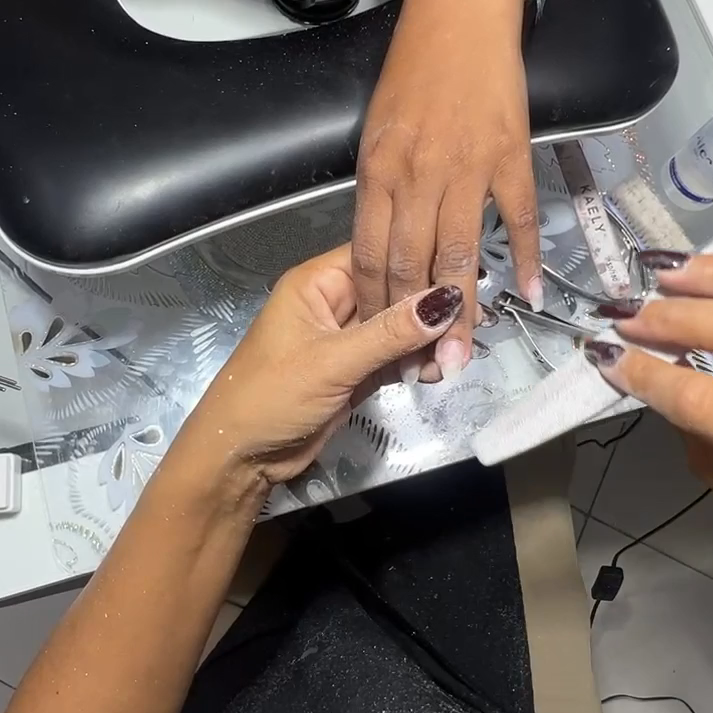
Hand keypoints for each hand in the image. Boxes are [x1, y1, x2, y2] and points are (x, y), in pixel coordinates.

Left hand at [179, 246, 461, 487]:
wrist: (241, 458)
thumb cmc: (271, 396)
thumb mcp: (333, 361)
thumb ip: (391, 332)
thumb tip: (447, 299)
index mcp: (317, 283)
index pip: (376, 254)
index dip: (418, 262)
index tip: (464, 273)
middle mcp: (333, 303)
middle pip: (393, 292)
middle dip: (430, 311)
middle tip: (471, 324)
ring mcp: (346, 339)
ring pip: (399, 329)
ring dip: (426, 343)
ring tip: (454, 356)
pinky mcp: (355, 371)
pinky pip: (394, 357)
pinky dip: (415, 364)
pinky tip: (438, 372)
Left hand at [353, 0, 539, 381]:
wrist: (460, 8)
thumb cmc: (412, 69)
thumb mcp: (376, 131)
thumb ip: (379, 193)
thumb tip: (383, 248)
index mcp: (376, 171)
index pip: (370, 256)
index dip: (375, 305)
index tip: (379, 342)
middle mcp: (416, 176)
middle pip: (412, 266)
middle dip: (414, 327)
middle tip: (423, 372)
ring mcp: (466, 167)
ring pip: (461, 254)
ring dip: (463, 311)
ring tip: (465, 355)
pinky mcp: (510, 155)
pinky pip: (516, 217)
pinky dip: (523, 256)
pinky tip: (527, 292)